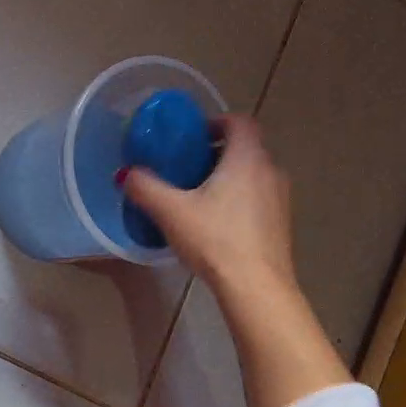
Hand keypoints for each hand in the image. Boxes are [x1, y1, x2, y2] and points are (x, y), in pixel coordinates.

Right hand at [122, 114, 294, 296]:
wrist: (255, 284)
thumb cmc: (214, 239)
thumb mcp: (170, 211)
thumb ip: (145, 188)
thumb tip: (126, 174)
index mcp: (247, 158)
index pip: (239, 122)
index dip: (215, 122)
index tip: (190, 137)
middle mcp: (270, 170)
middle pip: (244, 149)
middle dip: (214, 154)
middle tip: (183, 170)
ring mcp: (280, 198)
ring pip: (251, 175)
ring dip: (226, 178)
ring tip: (195, 198)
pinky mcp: (280, 222)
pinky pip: (256, 198)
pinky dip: (236, 199)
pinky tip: (213, 224)